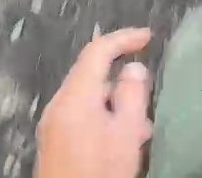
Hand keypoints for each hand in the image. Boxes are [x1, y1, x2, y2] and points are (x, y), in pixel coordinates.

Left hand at [35, 27, 153, 177]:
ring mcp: (52, 126)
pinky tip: (121, 140)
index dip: (124, 38)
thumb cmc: (101, 173)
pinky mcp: (53, 145)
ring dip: (114, 101)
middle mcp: (58, 104)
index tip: (149, 37)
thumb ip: (132, 94)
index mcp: (74, 95)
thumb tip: (133, 68)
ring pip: (87, 97)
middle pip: (90, 73)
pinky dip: (103, 117)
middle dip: (120, 75)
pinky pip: (81, 116)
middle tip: (147, 88)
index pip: (97, 50)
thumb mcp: (126, 134)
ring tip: (141, 123)